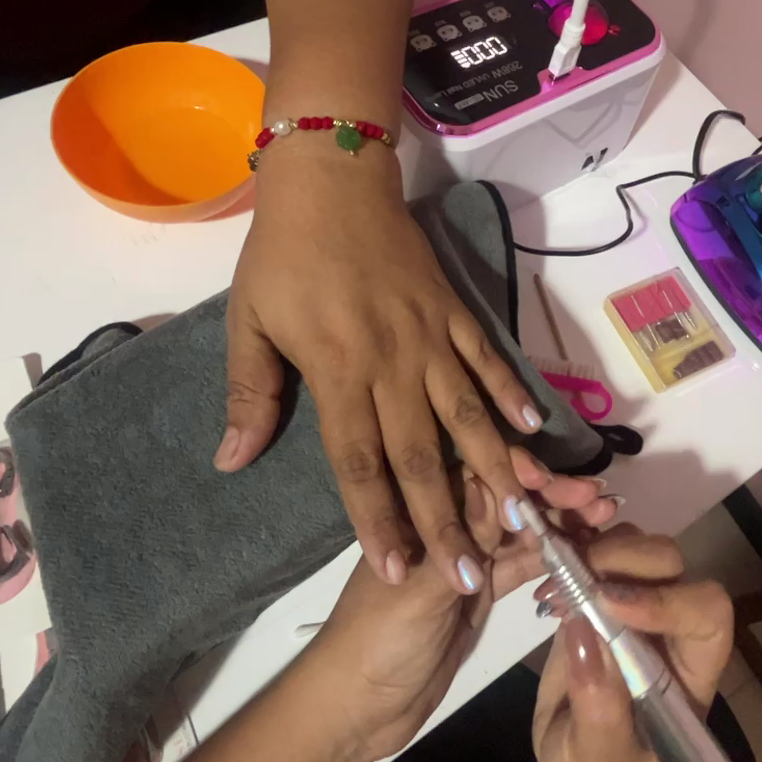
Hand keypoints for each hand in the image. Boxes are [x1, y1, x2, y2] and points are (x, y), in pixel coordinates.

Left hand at [219, 140, 544, 592]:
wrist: (331, 184)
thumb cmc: (283, 257)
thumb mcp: (248, 322)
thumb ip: (250, 393)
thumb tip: (232, 462)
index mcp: (338, 370)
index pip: (360, 462)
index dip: (377, 520)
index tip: (397, 571)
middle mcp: (393, 362)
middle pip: (420, 454)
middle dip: (443, 520)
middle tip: (467, 577)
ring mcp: (431, 336)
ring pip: (465, 413)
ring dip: (490, 469)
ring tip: (519, 517)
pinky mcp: (454, 310)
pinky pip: (486, 358)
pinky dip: (508, 393)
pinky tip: (529, 427)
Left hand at [299, 450, 617, 761]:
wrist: (358, 707)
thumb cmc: (376, 640)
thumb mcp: (419, 589)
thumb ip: (460, 541)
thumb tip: (494, 482)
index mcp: (417, 510)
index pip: (473, 473)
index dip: (513, 470)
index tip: (552, 479)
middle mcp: (445, 523)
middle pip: (502, 498)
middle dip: (548, 495)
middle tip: (595, 497)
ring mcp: (464, 558)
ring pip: (517, 531)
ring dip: (557, 523)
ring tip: (602, 516)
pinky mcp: (479, 590)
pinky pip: (519, 566)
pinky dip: (550, 559)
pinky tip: (584, 550)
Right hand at [532, 528, 734, 761]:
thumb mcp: (596, 759)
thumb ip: (599, 709)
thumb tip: (583, 633)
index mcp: (688, 671)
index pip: (706, 615)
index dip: (665, 600)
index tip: (609, 605)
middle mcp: (670, 626)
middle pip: (669, 564)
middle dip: (620, 560)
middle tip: (569, 580)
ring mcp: (635, 601)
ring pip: (636, 544)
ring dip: (593, 549)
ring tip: (552, 584)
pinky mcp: (600, 588)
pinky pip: (598, 544)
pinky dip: (573, 543)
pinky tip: (548, 567)